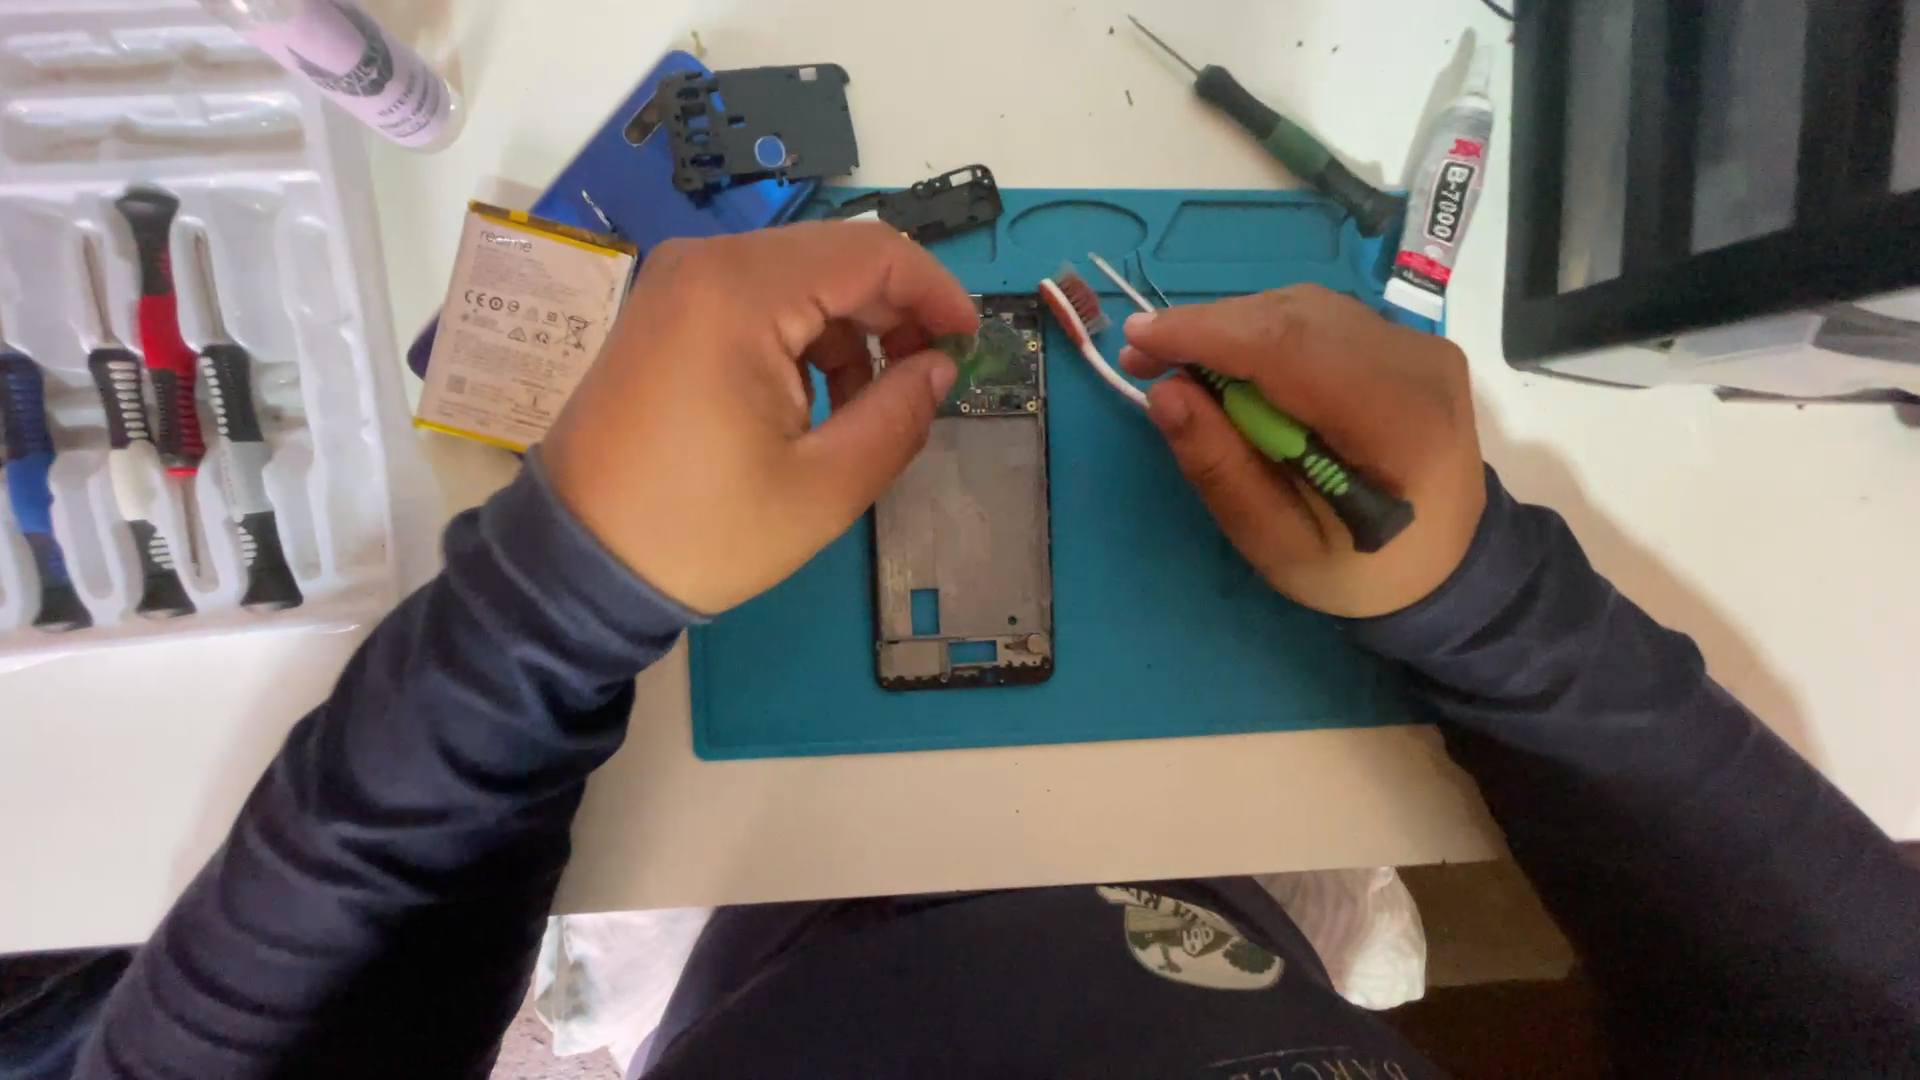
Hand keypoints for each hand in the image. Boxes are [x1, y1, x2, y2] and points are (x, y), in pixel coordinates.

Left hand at [541, 222, 975, 613]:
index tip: (970, 344)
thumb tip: (940, 367)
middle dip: (898, 318)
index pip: (872, 254)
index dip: (936, 293)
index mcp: (742, 294)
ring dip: (853, 337)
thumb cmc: (705, 532)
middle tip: (929, 383)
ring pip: (804, 282)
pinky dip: (808, 344)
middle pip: (838, 260)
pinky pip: (763, 304)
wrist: (581, 564)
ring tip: (867, 412)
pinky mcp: (670, 315)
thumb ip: (899, 416)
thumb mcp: (825, 488)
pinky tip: (815, 404)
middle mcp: (707, 266)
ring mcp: (680, 286)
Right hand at [1119, 286, 1483, 618]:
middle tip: (1140, 357)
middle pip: (1294, 316)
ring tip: (1175, 361)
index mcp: (1397, 424)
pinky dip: (1260, 333)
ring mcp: (1416, 347)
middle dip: (1206, 328)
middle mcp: (1417, 365)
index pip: (1291, 349)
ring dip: (1229, 328)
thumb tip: (1164, 394)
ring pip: (1303, 308)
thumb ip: (1223, 471)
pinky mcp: (1402, 344)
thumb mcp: (1278, 544)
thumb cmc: (1357, 569)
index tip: (1136, 341)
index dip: (1207, 334)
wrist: (1445, 565)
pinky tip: (1228, 362)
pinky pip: (1318, 319)